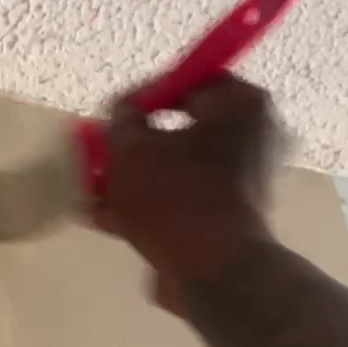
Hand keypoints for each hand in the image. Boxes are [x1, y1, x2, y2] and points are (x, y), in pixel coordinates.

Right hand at [92, 73, 280, 315]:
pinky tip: (106, 218)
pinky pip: (180, 198)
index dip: (148, 93)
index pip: (193, 80)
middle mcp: (253, 135)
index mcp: (242, 106)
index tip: (112, 113)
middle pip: (182, 129)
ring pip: (176, 168)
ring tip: (94, 193)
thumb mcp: (132, 152)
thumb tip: (123, 109)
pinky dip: (146, 205)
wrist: (208, 266)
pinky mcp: (228, 213)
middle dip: (135, 145)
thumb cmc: (173, 196)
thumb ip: (123, 123)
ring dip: (134, 179)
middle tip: (101, 156)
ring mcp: (244, 178)